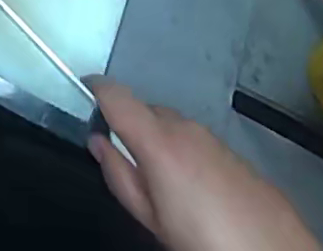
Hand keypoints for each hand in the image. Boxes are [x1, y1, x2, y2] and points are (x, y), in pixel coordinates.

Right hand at [89, 80, 320, 250]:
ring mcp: (214, 138)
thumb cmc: (205, 244)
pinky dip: (189, 155)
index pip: (116, 94)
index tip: (84, 91)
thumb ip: (119, 176)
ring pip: (173, 126)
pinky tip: (200, 194)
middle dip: (132, 126)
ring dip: (161, 141)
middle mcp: (184, 127)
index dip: (96, 87)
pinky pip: (199, 143)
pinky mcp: (237, 155)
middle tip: (130, 164)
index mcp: (156, 140)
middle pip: (145, 110)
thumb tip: (98, 143)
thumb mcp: (151, 220)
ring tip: (167, 187)